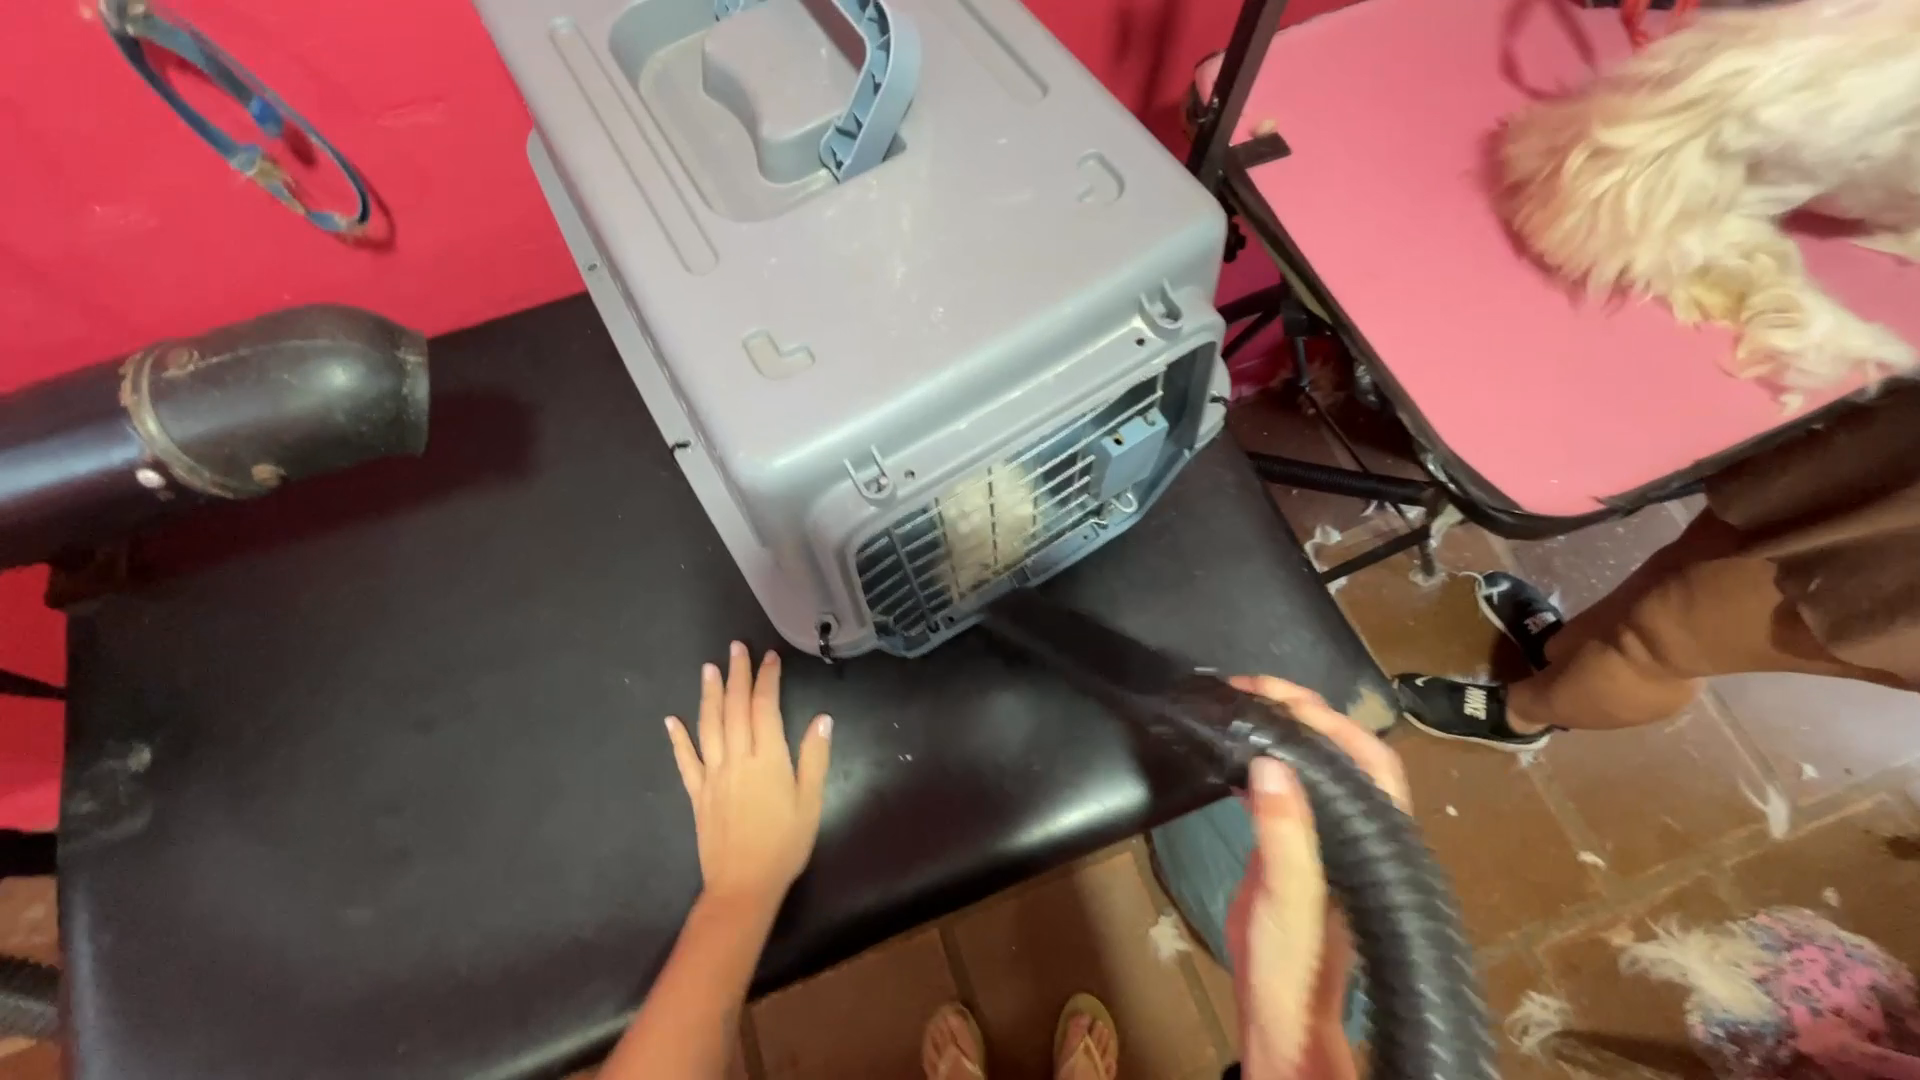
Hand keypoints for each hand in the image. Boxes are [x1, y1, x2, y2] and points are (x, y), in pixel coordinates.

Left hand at [664, 642, 833, 912]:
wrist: (743, 886)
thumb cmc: (785, 845)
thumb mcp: (811, 802)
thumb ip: (814, 758)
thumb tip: (822, 718)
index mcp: (768, 760)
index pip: (765, 708)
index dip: (767, 680)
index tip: (770, 657)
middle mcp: (737, 759)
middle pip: (735, 709)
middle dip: (738, 676)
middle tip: (737, 648)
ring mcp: (713, 775)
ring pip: (708, 726)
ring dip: (709, 695)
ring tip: (709, 669)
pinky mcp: (697, 794)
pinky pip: (685, 760)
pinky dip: (678, 738)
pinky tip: (671, 720)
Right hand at [1225, 676, 1409, 1079]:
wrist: (1280, 1013)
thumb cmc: (1291, 965)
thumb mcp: (1286, 901)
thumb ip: (1285, 837)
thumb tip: (1272, 764)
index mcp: (1371, 841)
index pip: (1367, 760)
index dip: (1327, 719)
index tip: (1273, 695)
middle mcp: (1358, 832)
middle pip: (1346, 754)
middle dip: (1304, 711)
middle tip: (1251, 690)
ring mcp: (1328, 839)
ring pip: (1319, 767)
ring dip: (1286, 730)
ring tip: (1243, 706)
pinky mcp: (1297, 848)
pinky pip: (1289, 788)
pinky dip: (1267, 760)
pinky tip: (1239, 752)